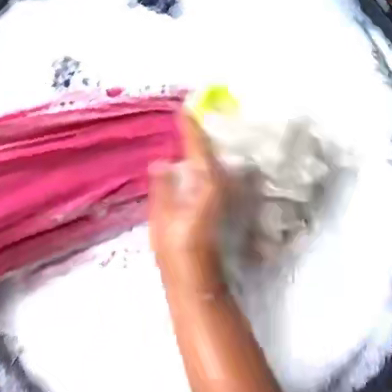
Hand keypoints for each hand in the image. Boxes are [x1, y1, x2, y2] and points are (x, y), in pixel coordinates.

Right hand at [149, 113, 227, 293]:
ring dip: (208, 150)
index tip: (184, 108)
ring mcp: (229, 195)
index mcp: (207, 179)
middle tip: (189, 117)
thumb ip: (162, 185)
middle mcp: (224, 182)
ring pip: (219, 163)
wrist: (197, 283)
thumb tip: (162, 163)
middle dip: (203, 134)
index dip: (190, 125)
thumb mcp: (162, 215)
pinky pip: (219, 175)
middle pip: (214, 150)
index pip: (198, 144)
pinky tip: (198, 166)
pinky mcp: (228, 208)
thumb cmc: (177, 249)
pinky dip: (210, 165)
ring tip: (193, 138)